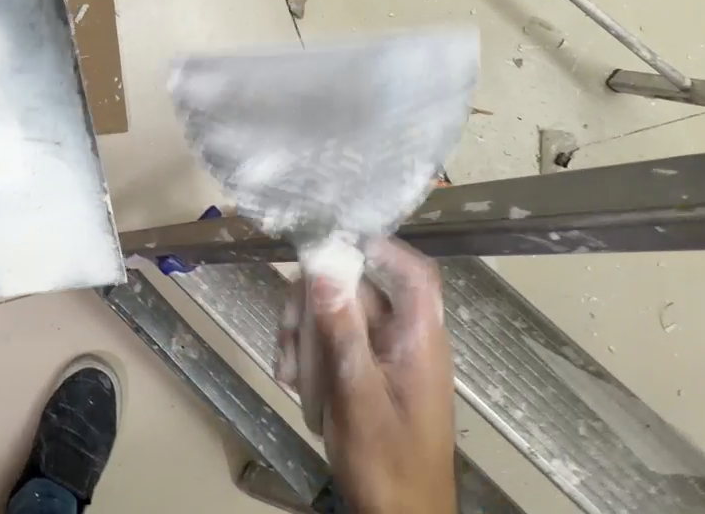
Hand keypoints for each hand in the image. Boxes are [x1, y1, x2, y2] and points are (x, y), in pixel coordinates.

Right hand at [282, 238, 455, 513]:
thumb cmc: (386, 462)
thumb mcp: (356, 394)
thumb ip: (341, 329)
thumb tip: (322, 264)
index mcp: (419, 339)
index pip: (413, 272)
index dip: (376, 245)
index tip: (325, 242)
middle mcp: (404, 338)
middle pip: (356, 289)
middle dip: (313, 303)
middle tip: (286, 332)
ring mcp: (385, 355)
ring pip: (335, 313)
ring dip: (303, 334)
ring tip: (289, 369)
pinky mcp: (367, 372)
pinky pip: (331, 342)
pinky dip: (307, 356)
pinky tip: (294, 381)